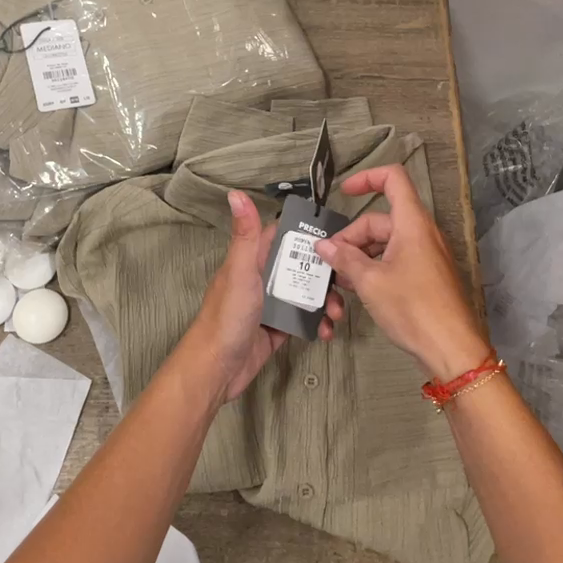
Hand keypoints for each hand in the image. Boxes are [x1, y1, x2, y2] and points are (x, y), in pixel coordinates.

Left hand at [177, 190, 345, 402]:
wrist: (217, 369)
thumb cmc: (227, 316)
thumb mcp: (240, 271)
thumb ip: (245, 235)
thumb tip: (235, 193)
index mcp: (252, 260)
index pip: (282, 236)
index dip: (306, 231)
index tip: (336, 232)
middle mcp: (262, 278)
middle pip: (300, 266)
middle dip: (324, 272)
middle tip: (345, 280)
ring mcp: (271, 304)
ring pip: (305, 293)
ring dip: (326, 300)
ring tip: (338, 312)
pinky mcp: (278, 328)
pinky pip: (304, 319)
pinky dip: (318, 323)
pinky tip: (327, 331)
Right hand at [314, 165, 490, 379]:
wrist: (453, 349)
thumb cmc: (413, 308)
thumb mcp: (370, 282)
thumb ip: (344, 259)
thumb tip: (322, 245)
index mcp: (412, 223)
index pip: (393, 179)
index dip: (367, 178)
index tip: (344, 193)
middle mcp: (421, 233)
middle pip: (381, 219)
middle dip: (351, 236)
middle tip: (329, 260)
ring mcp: (425, 255)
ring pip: (385, 243)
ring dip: (360, 256)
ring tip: (339, 279)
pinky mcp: (426, 276)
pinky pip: (395, 261)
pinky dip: (374, 268)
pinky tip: (357, 290)